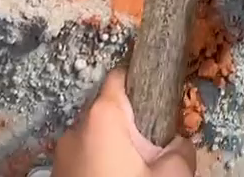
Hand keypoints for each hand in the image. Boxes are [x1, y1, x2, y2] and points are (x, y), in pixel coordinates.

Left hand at [54, 70, 195, 175]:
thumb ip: (181, 151)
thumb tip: (180, 143)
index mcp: (103, 116)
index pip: (121, 76)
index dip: (142, 81)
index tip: (159, 96)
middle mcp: (76, 127)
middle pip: (109, 112)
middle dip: (131, 127)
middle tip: (153, 151)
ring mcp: (61, 155)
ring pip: (95, 139)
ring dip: (114, 150)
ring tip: (136, 173)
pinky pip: (83, 161)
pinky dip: (99, 167)